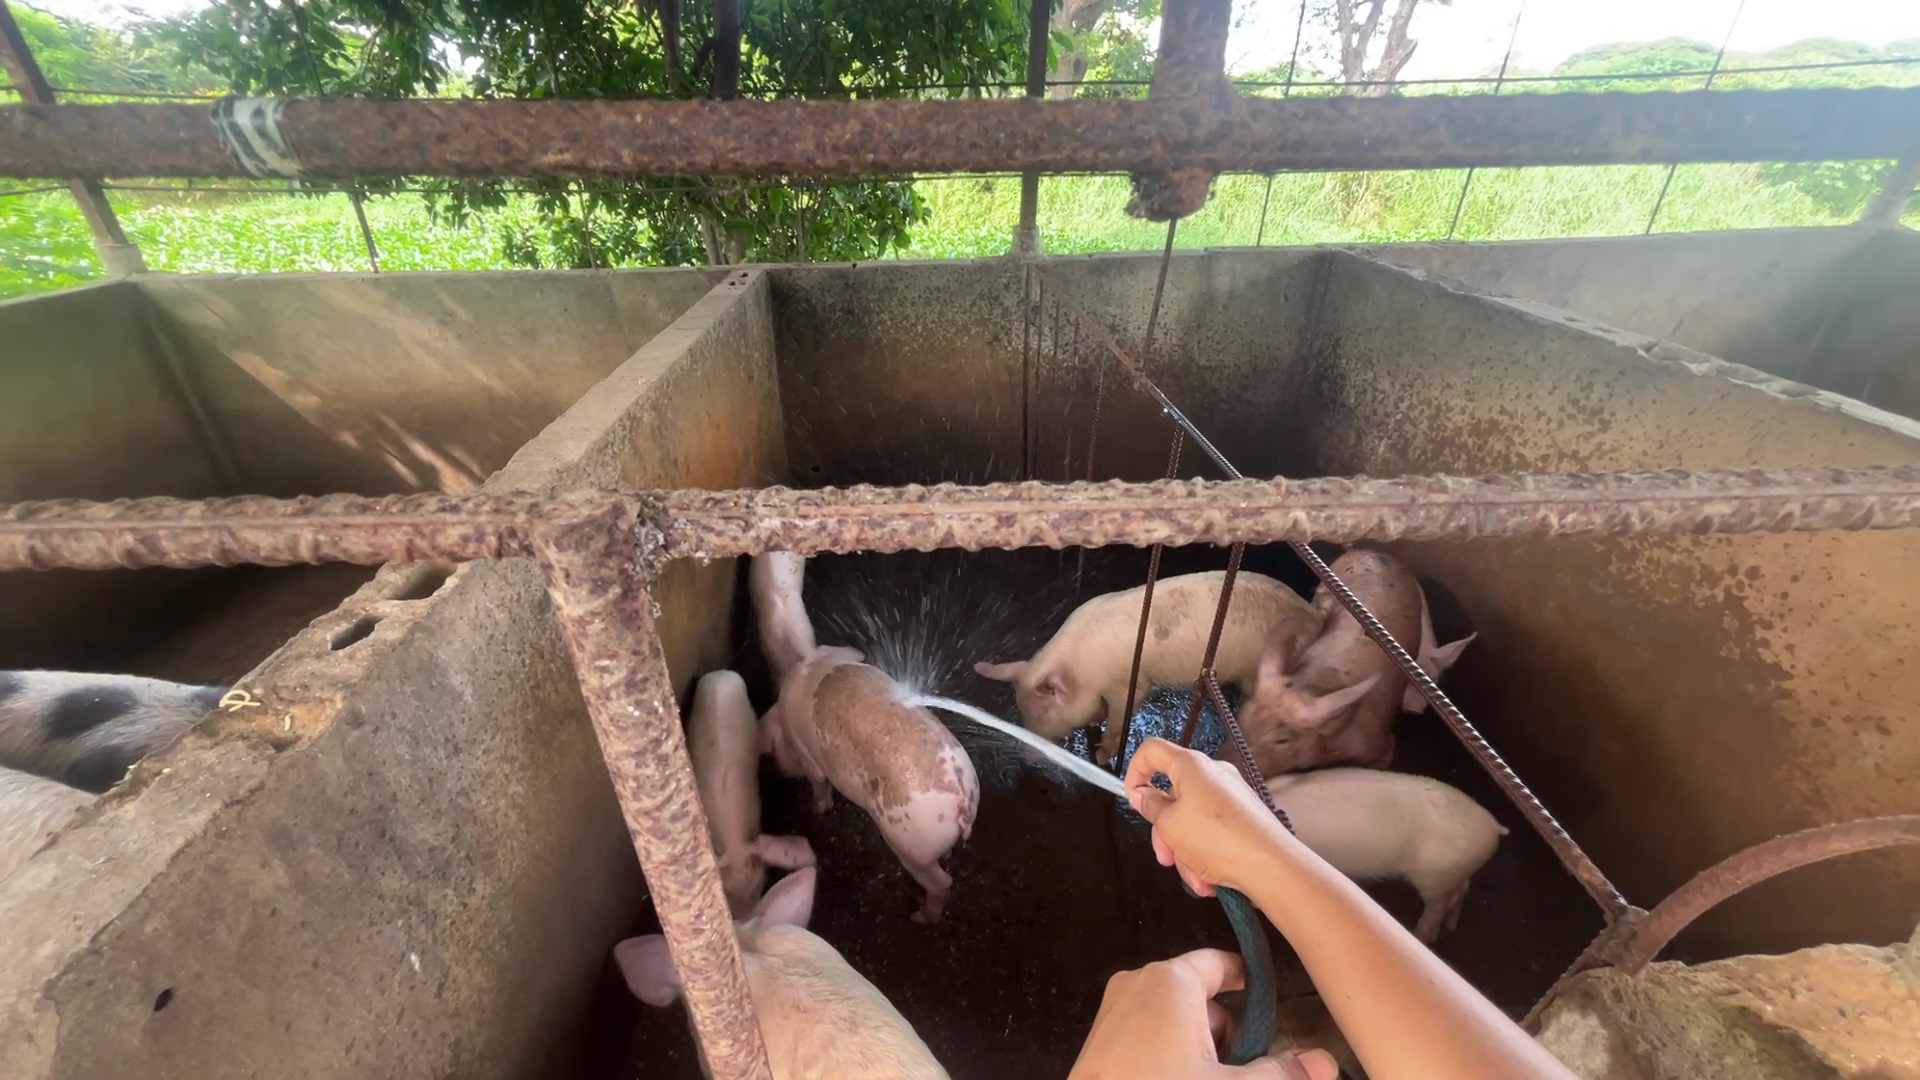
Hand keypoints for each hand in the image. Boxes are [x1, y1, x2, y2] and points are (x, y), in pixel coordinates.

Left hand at [1070, 949, 1338, 1079]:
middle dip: (1226, 1032)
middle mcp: (1139, 982)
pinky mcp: (1102, 1038)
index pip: (1217, 963)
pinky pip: (1149, 1033)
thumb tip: (1327, 1061)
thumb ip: (1281, 1073)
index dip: (1245, 978)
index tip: (1266, 996)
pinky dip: (1172, 1053)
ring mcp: (1115, 1009)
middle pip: (1199, 996)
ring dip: (1201, 1047)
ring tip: (1213, 1079)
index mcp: (1170, 980)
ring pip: (1174, 1018)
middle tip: (1243, 1072)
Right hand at [1124, 738, 1292, 896]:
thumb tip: (1144, 796)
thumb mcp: (1170, 826)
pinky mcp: (1246, 818)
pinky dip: (1207, 853)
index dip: (1135, 771)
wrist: (1274, 868)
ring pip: (1192, 819)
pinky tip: (1211, 880)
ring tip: (1196, 878)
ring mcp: (1232, 796)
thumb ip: (1151, 808)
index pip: (1151, 750)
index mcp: (1191, 765)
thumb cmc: (1216, 839)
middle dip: (1165, 830)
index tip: (1133, 799)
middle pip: (1173, 794)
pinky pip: (1214, 831)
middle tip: (1164, 856)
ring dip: (1186, 850)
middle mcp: (1213, 774)